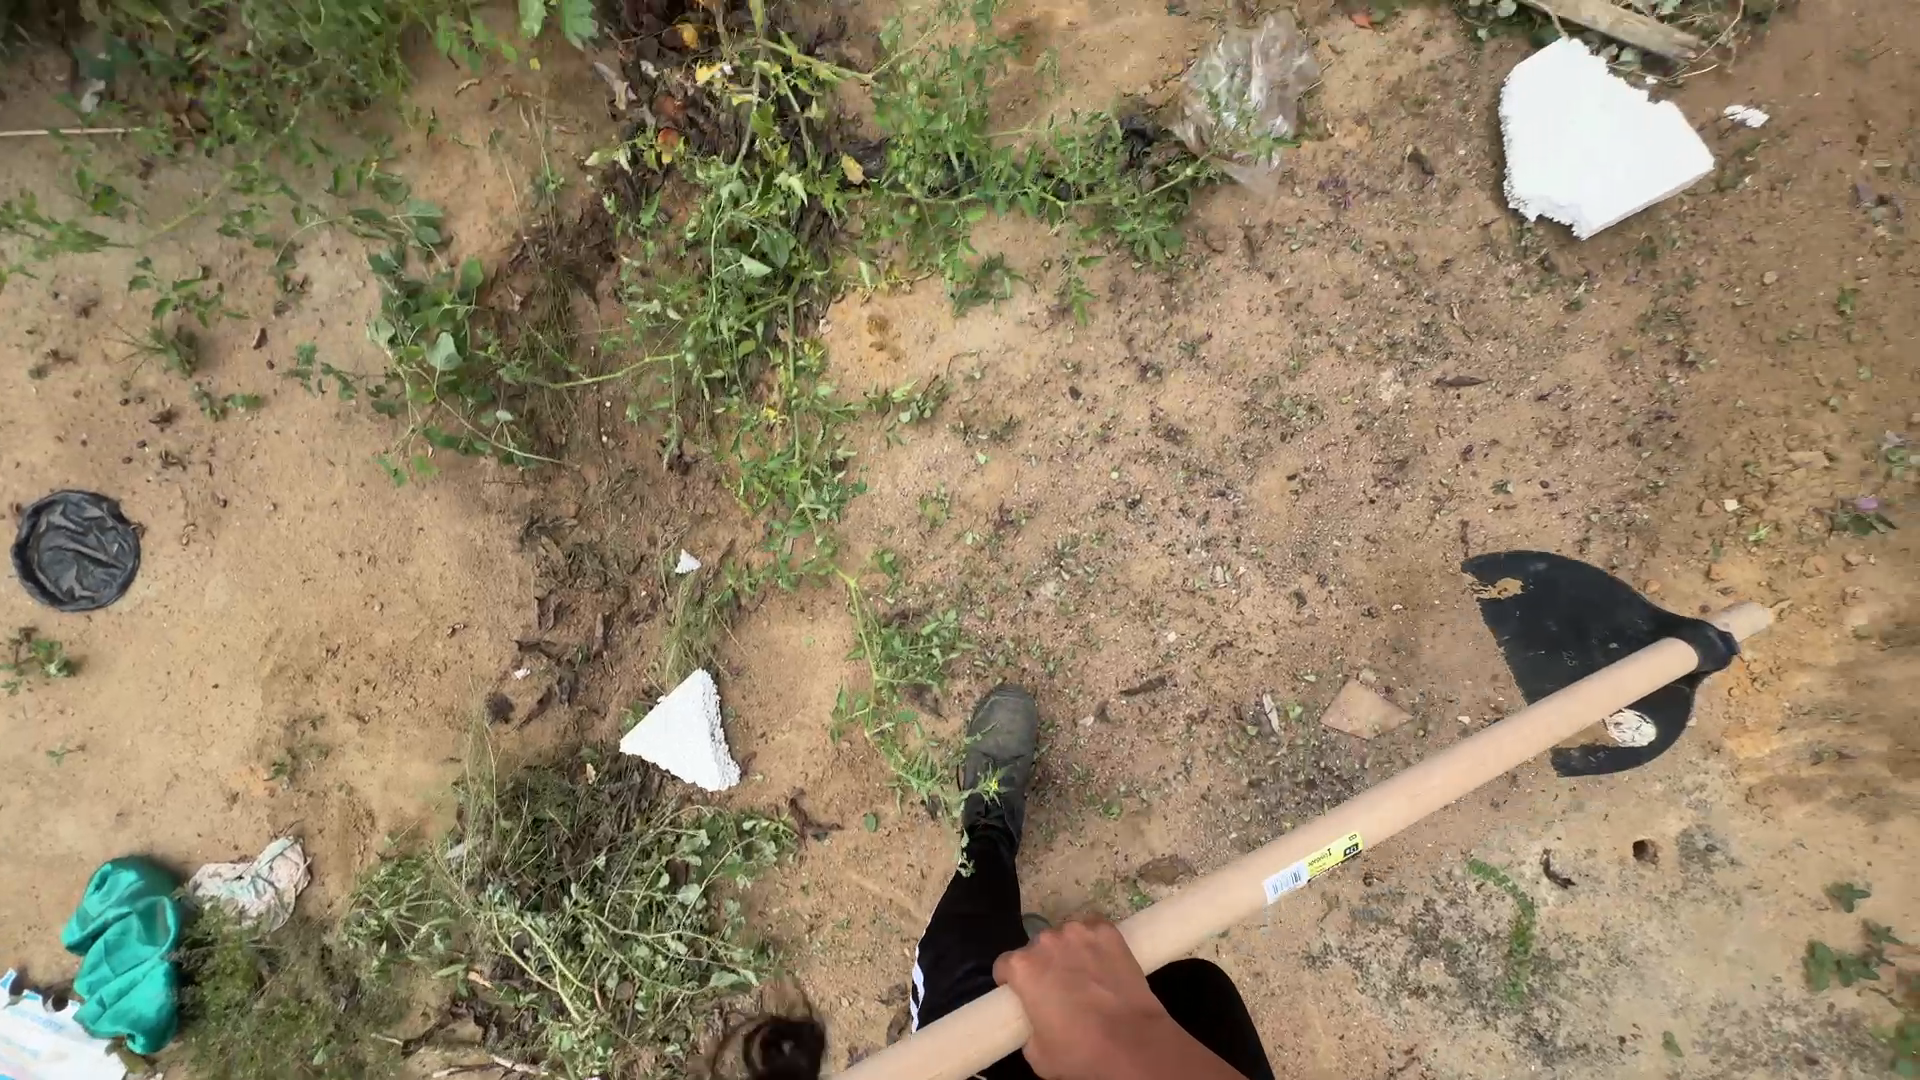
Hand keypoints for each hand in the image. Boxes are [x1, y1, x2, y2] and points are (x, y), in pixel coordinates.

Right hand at [992, 916, 1181, 1079]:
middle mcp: (1046, 941)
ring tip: (1087, 977)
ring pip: (1065, 937)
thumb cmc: (1081, 1052)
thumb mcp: (1037, 1055)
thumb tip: (1035, 1020)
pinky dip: (1095, 944)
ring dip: (1069, 952)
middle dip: (1044, 966)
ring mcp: (1078, 931)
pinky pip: (1092, 931)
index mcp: (1023, 967)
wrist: (1132, 1042)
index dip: (1011, 981)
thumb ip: (1027, 1028)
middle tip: (1060, 990)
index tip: (1022, 994)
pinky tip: (1104, 963)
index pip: (1005, 965)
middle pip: (1037, 949)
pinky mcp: (1106, 929)